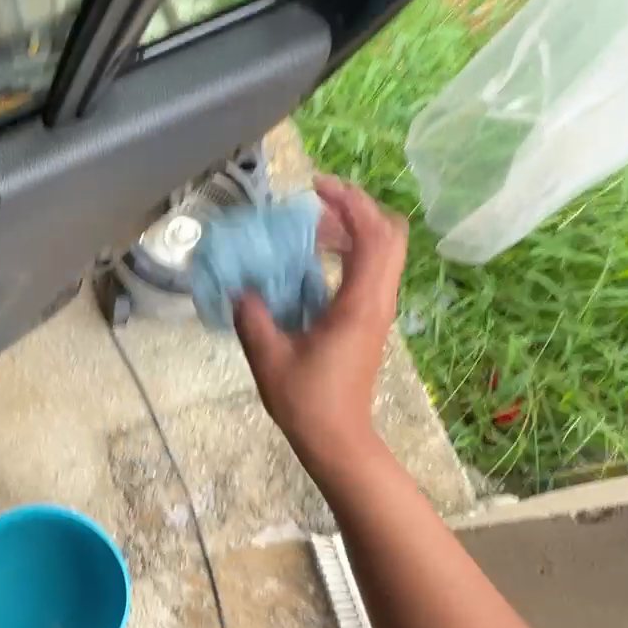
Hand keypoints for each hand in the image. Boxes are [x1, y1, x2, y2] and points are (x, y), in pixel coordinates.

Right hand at [235, 175, 407, 470]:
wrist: (337, 438)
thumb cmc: (306, 401)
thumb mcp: (269, 358)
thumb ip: (254, 317)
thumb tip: (240, 288)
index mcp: (360, 303)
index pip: (373, 235)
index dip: (349, 202)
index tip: (315, 189)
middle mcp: (377, 300)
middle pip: (387, 234)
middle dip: (355, 209)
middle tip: (314, 204)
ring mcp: (376, 311)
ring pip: (380, 252)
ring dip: (349, 231)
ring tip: (307, 229)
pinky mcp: (367, 322)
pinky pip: (366, 272)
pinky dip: (345, 254)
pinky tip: (309, 263)